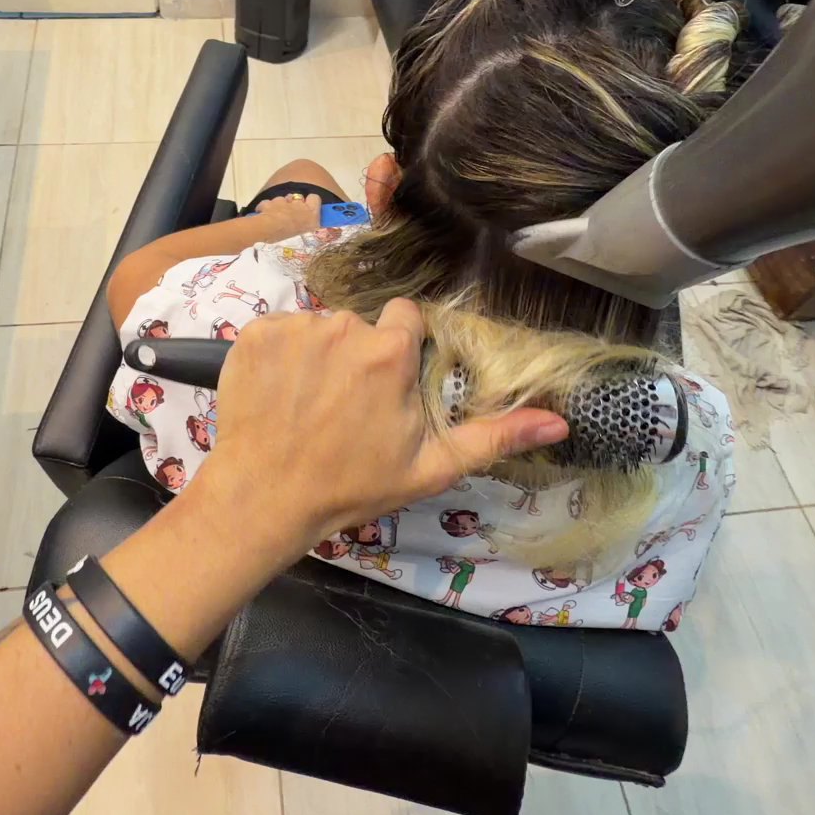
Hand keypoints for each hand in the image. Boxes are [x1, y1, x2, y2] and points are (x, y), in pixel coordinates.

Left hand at [188, 298, 567, 561]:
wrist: (264, 497)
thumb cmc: (350, 485)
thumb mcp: (429, 467)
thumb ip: (493, 436)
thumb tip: (559, 420)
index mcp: (390, 352)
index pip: (405, 318)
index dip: (399, 348)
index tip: (387, 383)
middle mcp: (343, 325)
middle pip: (361, 326)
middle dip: (359, 356)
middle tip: (345, 405)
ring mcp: (294, 327)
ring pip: (319, 328)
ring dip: (319, 355)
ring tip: (308, 402)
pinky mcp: (255, 333)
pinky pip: (280, 330)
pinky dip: (280, 355)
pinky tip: (278, 392)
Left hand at [250, 192, 323, 240]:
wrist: (270, 230)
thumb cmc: (291, 234)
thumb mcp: (305, 232)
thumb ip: (309, 224)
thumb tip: (310, 222)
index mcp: (310, 213)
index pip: (315, 198)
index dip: (311, 201)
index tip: (308, 206)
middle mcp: (298, 205)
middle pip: (298, 197)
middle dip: (293, 202)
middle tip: (290, 214)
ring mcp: (284, 202)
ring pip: (282, 199)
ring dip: (279, 205)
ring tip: (275, 216)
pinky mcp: (270, 202)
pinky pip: (268, 203)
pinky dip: (266, 208)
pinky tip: (264, 215)